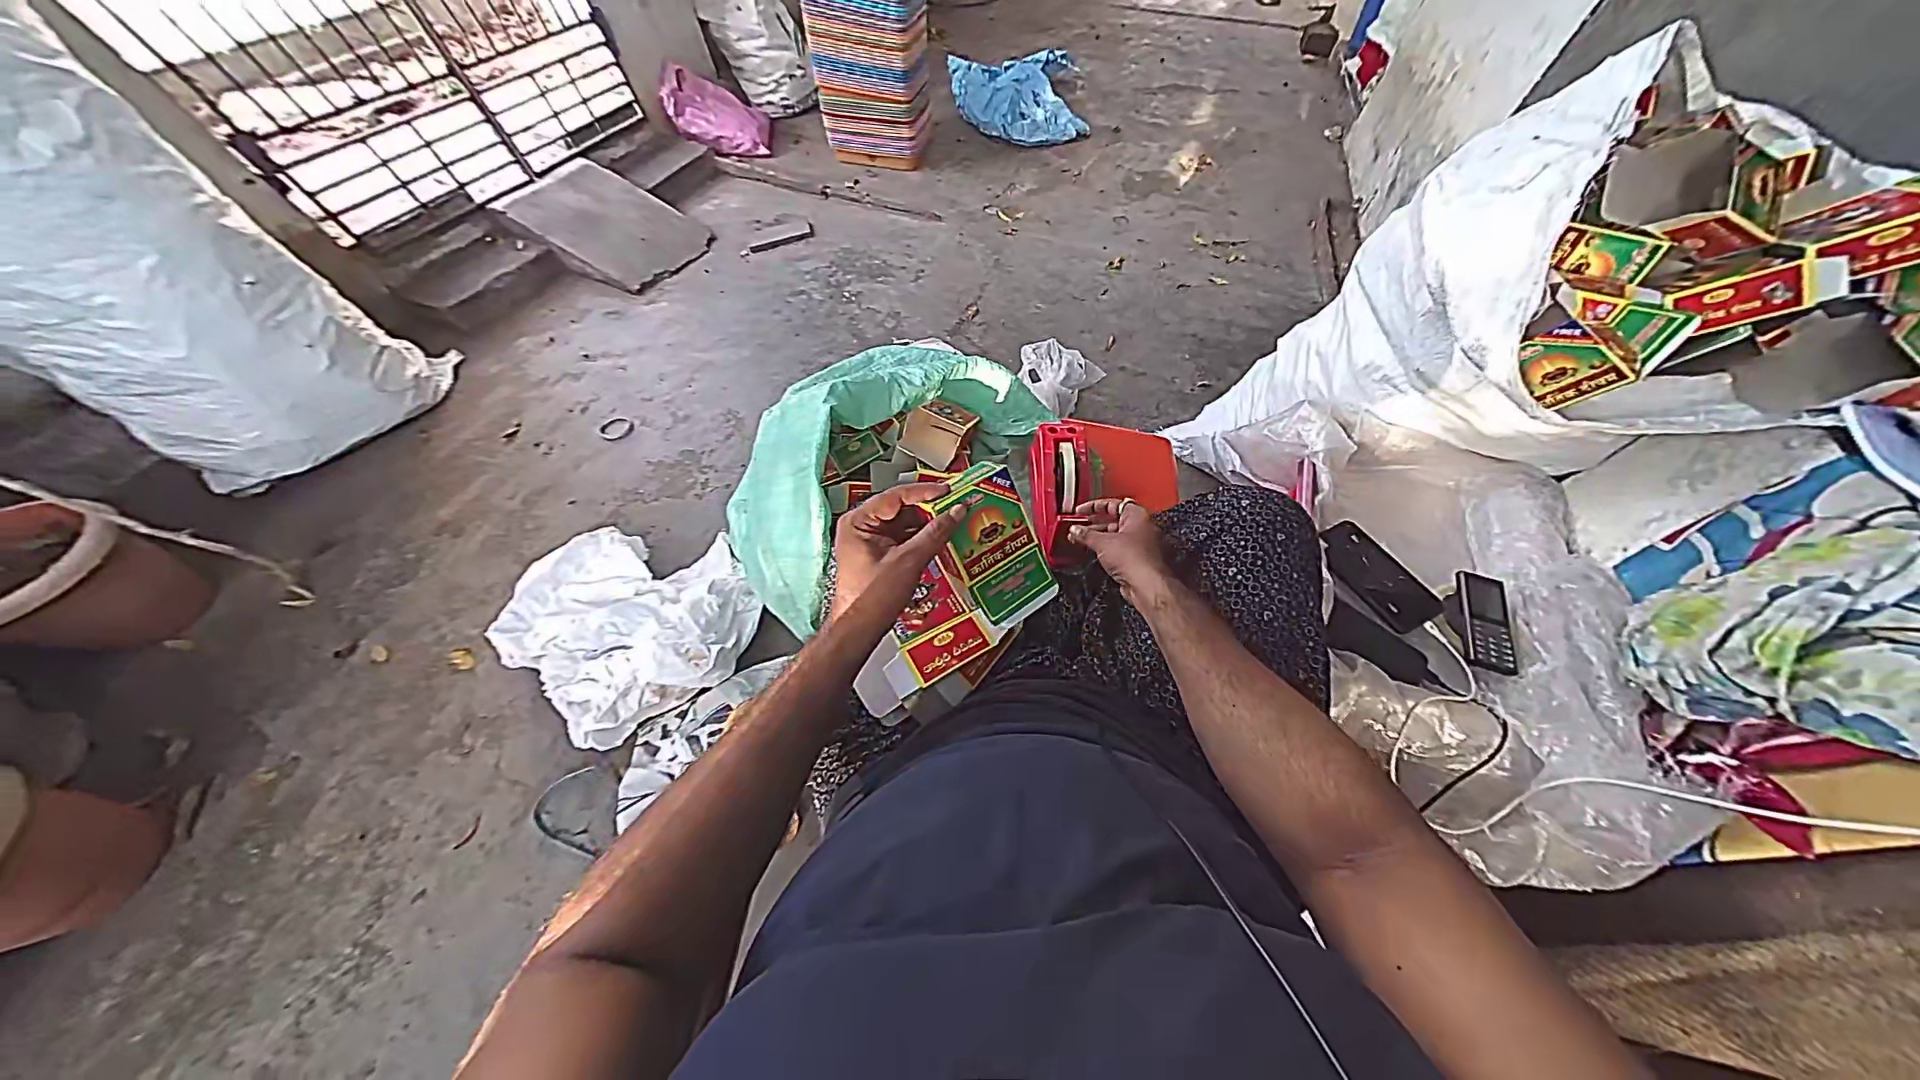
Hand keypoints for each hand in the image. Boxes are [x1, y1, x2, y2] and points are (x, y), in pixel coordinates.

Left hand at [829, 483, 966, 624]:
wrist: (859, 630)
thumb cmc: (871, 598)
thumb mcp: (909, 560)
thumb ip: (935, 533)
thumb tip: (956, 512)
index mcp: (858, 521)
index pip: (896, 495)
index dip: (925, 492)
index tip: (948, 491)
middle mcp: (861, 527)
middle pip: (901, 509)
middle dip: (929, 511)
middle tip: (955, 507)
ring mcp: (869, 542)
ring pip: (904, 525)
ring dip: (927, 526)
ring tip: (952, 524)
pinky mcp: (878, 556)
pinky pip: (903, 540)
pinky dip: (921, 540)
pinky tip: (940, 541)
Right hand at [1069, 498, 1174, 607]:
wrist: (1146, 583)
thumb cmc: (1133, 558)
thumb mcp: (1102, 542)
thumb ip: (1086, 534)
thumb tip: (1076, 530)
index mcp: (1136, 515)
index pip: (1113, 504)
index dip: (1094, 506)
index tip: (1081, 511)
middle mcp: (1141, 527)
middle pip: (1114, 519)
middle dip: (1094, 522)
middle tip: (1079, 525)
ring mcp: (1141, 544)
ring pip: (1116, 535)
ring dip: (1099, 536)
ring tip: (1082, 539)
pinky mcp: (1138, 559)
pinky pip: (1119, 549)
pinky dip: (1107, 549)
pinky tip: (1095, 552)